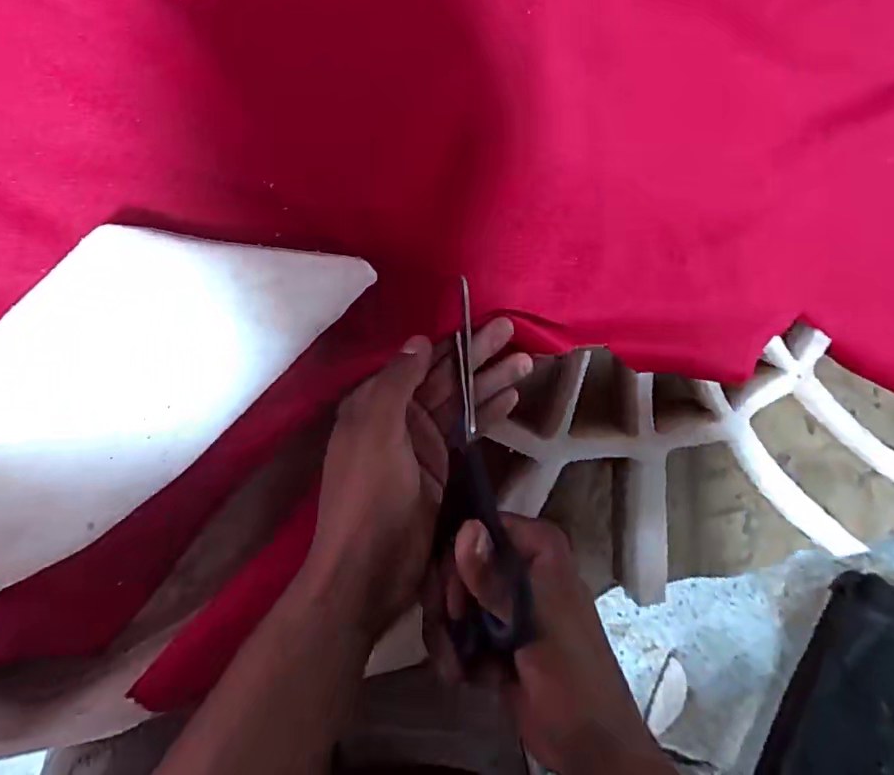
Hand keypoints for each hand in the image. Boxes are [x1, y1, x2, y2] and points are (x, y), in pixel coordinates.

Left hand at [307, 319, 532, 637]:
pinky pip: (469, 431)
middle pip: (446, 377)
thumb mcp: (375, 432)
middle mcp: (399, 417)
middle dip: (478, 354)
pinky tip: (513, 398)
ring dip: (491, 381)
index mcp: (375, 403)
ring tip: (525, 361)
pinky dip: (489, 414)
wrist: (369, 572)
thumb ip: (396, 384)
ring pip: (463, 401)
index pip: (419, 361)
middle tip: (511, 330)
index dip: (451, 341)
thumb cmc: (368, 496)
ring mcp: (422, 443)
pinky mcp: (442, 468)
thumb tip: (419, 341)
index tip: (481, 321)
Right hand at [428, 515, 674, 774]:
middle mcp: (520, 564)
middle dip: (448, 605)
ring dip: (448, 636)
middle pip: (459, 563)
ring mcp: (505, 600)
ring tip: (460, 667)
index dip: (458, 559)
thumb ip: (495, 581)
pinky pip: (455, 629)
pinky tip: (466, 676)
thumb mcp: (533, 625)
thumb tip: (465, 529)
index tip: (452, 600)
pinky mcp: (492, 633)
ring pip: (452, 598)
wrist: (588, 744)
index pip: (481, 527)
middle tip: (453, 637)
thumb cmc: (572, 675)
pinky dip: (454, 654)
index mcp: (540, 547)